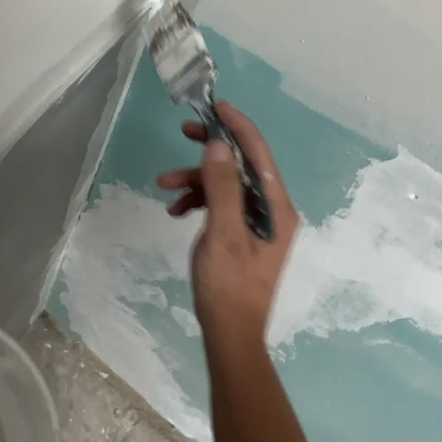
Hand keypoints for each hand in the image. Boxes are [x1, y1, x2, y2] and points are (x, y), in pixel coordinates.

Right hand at [154, 101, 299, 343]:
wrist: (231, 334)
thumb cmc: (229, 287)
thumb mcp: (222, 234)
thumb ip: (222, 188)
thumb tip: (218, 145)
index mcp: (277, 208)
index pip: (259, 154)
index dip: (239, 127)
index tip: (216, 106)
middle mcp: (272, 211)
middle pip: (242, 165)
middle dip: (211, 150)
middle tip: (184, 133)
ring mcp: (258, 224)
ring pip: (226, 185)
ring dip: (196, 181)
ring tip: (164, 187)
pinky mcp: (243, 235)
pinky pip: (221, 205)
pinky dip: (198, 202)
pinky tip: (176, 211)